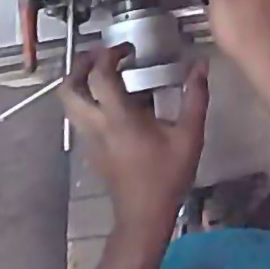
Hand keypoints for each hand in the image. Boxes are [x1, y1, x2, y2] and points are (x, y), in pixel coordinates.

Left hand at [60, 45, 209, 231]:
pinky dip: (87, 99)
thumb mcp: (189, 135)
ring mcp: (88, 139)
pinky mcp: (89, 150)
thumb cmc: (166, 176)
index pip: (100, 75)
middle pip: (69, 89)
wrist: (143, 219)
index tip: (127, 49)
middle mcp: (96, 125)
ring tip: (103, 72)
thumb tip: (200, 64)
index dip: (109, 54)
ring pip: (69, 104)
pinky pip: (79, 117)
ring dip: (80, 82)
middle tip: (101, 54)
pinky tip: (113, 102)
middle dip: (81, 65)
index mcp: (118, 117)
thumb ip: (195, 96)